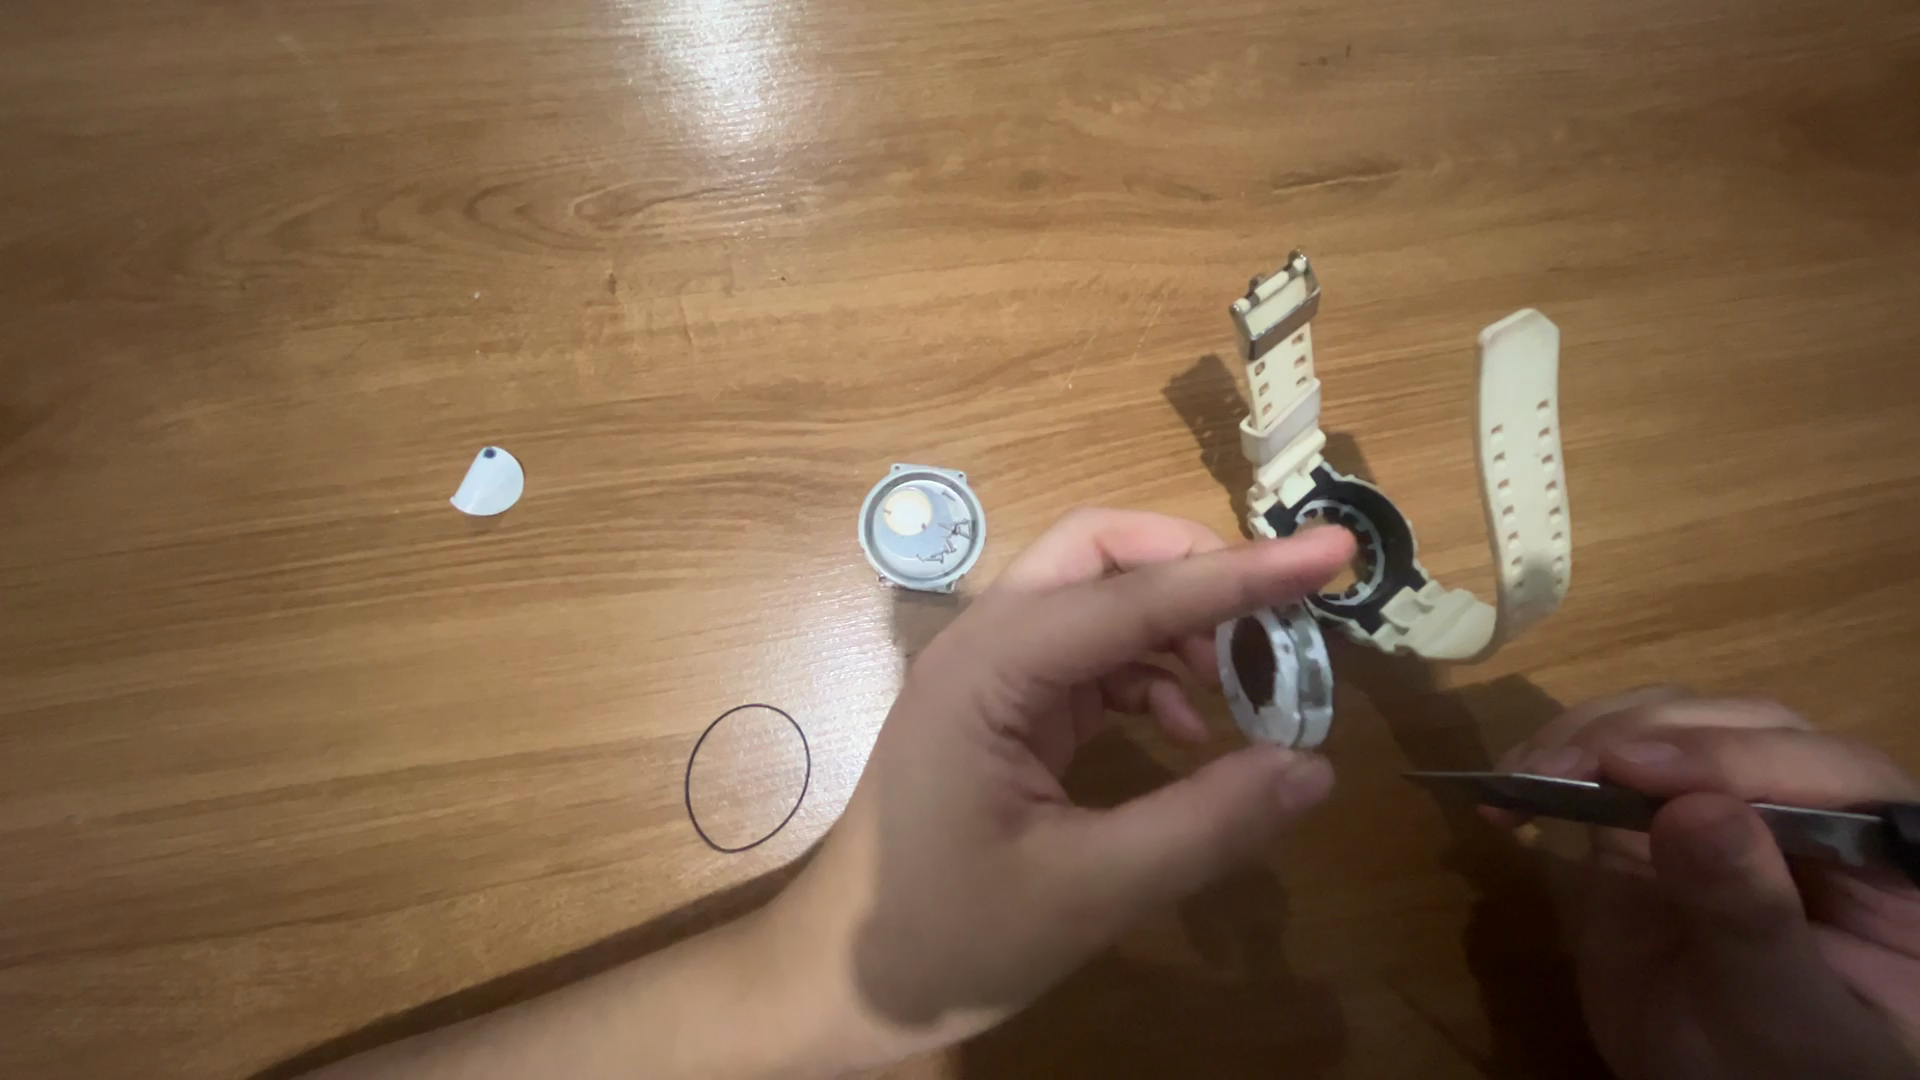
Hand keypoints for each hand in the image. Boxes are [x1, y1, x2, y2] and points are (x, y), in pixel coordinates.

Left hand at [762, 509, 1355, 1069]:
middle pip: (1097, 556)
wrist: (843, 971)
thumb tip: (1313, 766)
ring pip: (1097, 600)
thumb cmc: (947, 935)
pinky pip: (1087, 655)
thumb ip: (1203, 824)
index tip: (1330, 552)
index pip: (1129, 595)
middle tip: (1280, 616)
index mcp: (988, 669)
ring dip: (1178, 623)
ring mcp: (991, 669)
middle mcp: (984, 644)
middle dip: (1193, 571)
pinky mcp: (1004, 701)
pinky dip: (1148, 672)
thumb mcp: (1086, 891)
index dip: (1238, 573)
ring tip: (1247, 683)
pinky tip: (1183, 725)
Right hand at [1499, 691, 1919, 1079]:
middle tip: (1554, 769)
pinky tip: (1507, 791)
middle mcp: (1808, 814)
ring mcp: (1716, 806)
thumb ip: (1750, 917)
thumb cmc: (1777, 1075)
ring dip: (1578, 737)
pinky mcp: (1639, 813)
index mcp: (1887, 864)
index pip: (1831, 772)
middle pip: (1735, 725)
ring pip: (1658, 723)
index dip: (1731, 755)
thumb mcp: (1781, 1016)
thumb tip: (1699, 812)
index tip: (1625, 765)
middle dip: (1637, 733)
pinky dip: (1543, 761)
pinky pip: (1595, 758)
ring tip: (1520, 778)